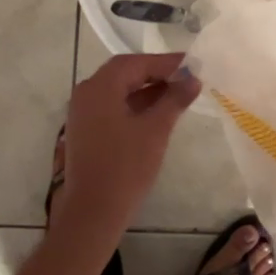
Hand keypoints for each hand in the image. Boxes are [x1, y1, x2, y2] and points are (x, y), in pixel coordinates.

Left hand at [52, 53, 200, 250]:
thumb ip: (174, 100)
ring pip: (118, 91)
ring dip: (146, 89)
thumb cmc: (125, 167)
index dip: (166, 62)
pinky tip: (157, 113)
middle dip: (156, 73)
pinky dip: (134, 105)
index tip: (192, 64)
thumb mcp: (155, 130)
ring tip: (177, 94)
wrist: (93, 212)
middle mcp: (86, 93)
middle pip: (124, 73)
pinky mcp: (85, 131)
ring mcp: (82, 113)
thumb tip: (193, 79)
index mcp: (100, 87)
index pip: (136, 63)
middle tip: (186, 77)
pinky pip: (112, 107)